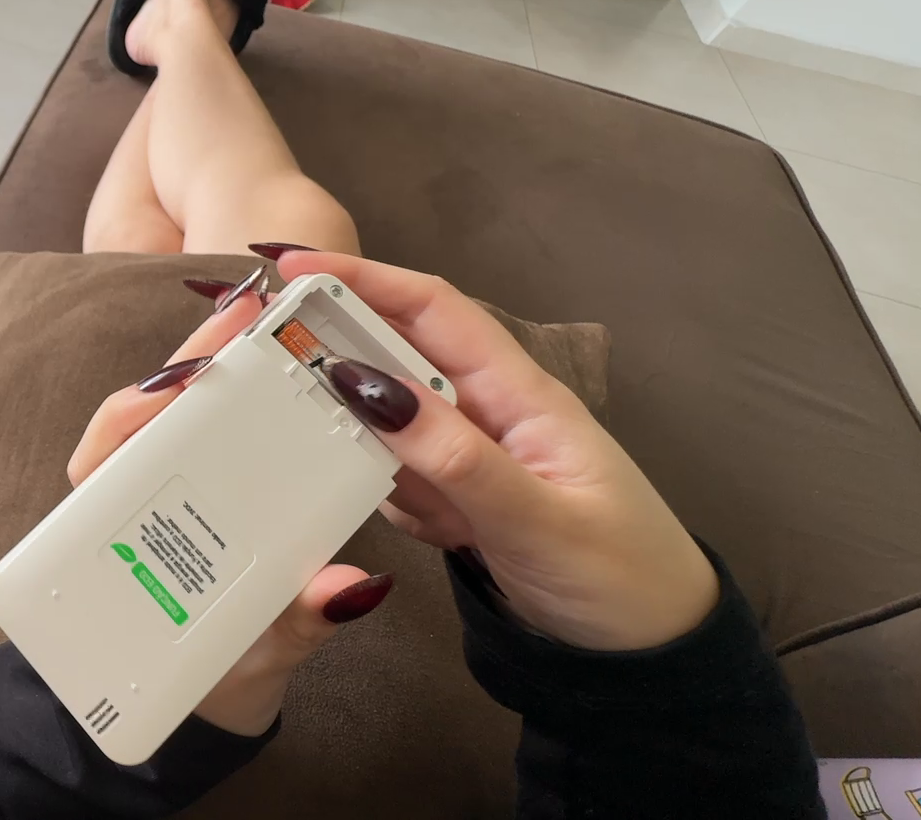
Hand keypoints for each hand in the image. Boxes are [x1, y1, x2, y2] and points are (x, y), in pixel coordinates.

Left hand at [64, 276, 391, 736]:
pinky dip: (229, 389)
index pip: (109, 451)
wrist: (219, 687)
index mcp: (122, 530)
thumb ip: (297, 622)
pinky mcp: (197, 476)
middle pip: (147, 410)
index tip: (177, 382)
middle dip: (190, 361)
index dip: (137, 408)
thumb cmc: (218, 663)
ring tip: (254, 323)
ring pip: (173, 407)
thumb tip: (351, 587)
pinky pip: (202, 423)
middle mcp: (133, 494)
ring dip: (209, 362)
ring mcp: (164, 480)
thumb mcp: (258, 652)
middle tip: (239, 318)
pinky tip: (266, 366)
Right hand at [269, 250, 718, 651]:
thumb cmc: (618, 577)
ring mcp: (457, 447)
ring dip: (360, 438)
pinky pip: (386, 466)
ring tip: (367, 472)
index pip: (431, 309)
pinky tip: (428, 528)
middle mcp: (480, 406)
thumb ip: (451, 454)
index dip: (364, 278)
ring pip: (379, 417)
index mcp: (516, 392)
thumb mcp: (536, 518)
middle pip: (390, 353)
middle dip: (336, 351)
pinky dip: (385, 490)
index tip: (294, 266)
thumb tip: (361, 383)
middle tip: (275, 363)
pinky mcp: (442, 484)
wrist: (645, 653)